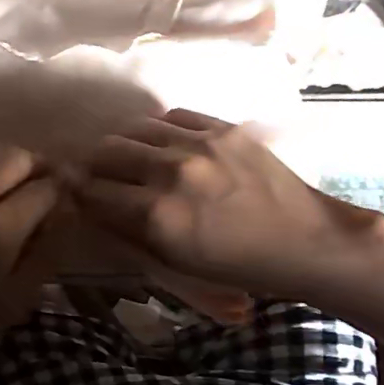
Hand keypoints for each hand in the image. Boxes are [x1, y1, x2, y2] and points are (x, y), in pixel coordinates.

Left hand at [0, 150, 61, 384]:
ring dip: (7, 168)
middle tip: (50, 184)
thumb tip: (69, 209)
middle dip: (39, 166)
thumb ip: (50, 246)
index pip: (43, 188)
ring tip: (18, 190)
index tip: (75, 192)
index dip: (65, 187)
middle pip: (14, 158)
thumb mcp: (23, 294)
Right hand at [68, 109, 383, 300]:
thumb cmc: (239, 268)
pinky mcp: (223, 128)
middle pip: (107, 151)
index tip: (80, 195)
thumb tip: (96, 208)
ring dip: (125, 144)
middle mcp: (171, 173)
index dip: (80, 193)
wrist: (304, 241)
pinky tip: (167, 144)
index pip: (94, 192)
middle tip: (102, 175)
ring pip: (137, 128)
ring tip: (132, 157)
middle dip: (96, 164)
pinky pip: (174, 116)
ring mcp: (199, 145)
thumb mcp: (178, 265)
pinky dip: (161, 131)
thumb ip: (132, 234)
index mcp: (158, 216)